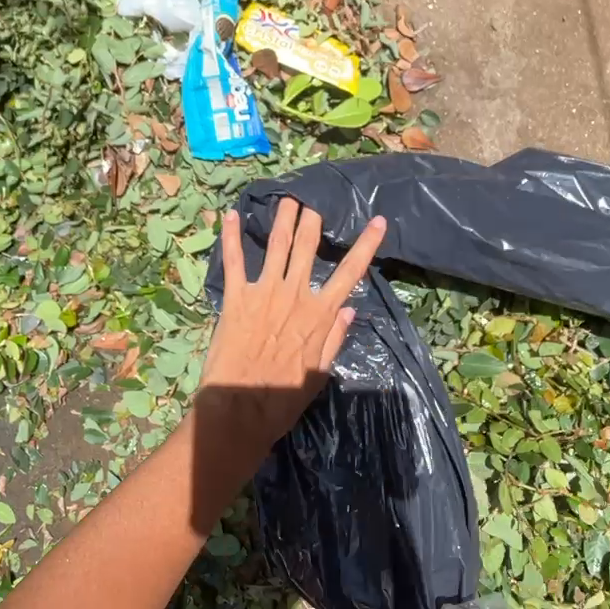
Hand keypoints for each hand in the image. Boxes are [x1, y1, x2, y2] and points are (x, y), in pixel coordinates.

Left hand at [197, 199, 387, 450]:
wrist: (239, 410)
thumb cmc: (282, 399)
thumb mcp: (319, 375)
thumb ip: (335, 339)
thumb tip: (350, 309)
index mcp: (319, 314)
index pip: (350, 271)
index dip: (366, 244)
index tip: (377, 221)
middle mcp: (294, 294)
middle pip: (307, 246)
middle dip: (312, 219)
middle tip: (312, 198)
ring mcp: (264, 292)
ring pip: (276, 244)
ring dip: (282, 217)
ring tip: (286, 197)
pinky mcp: (236, 298)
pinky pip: (234, 261)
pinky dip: (232, 236)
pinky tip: (231, 215)